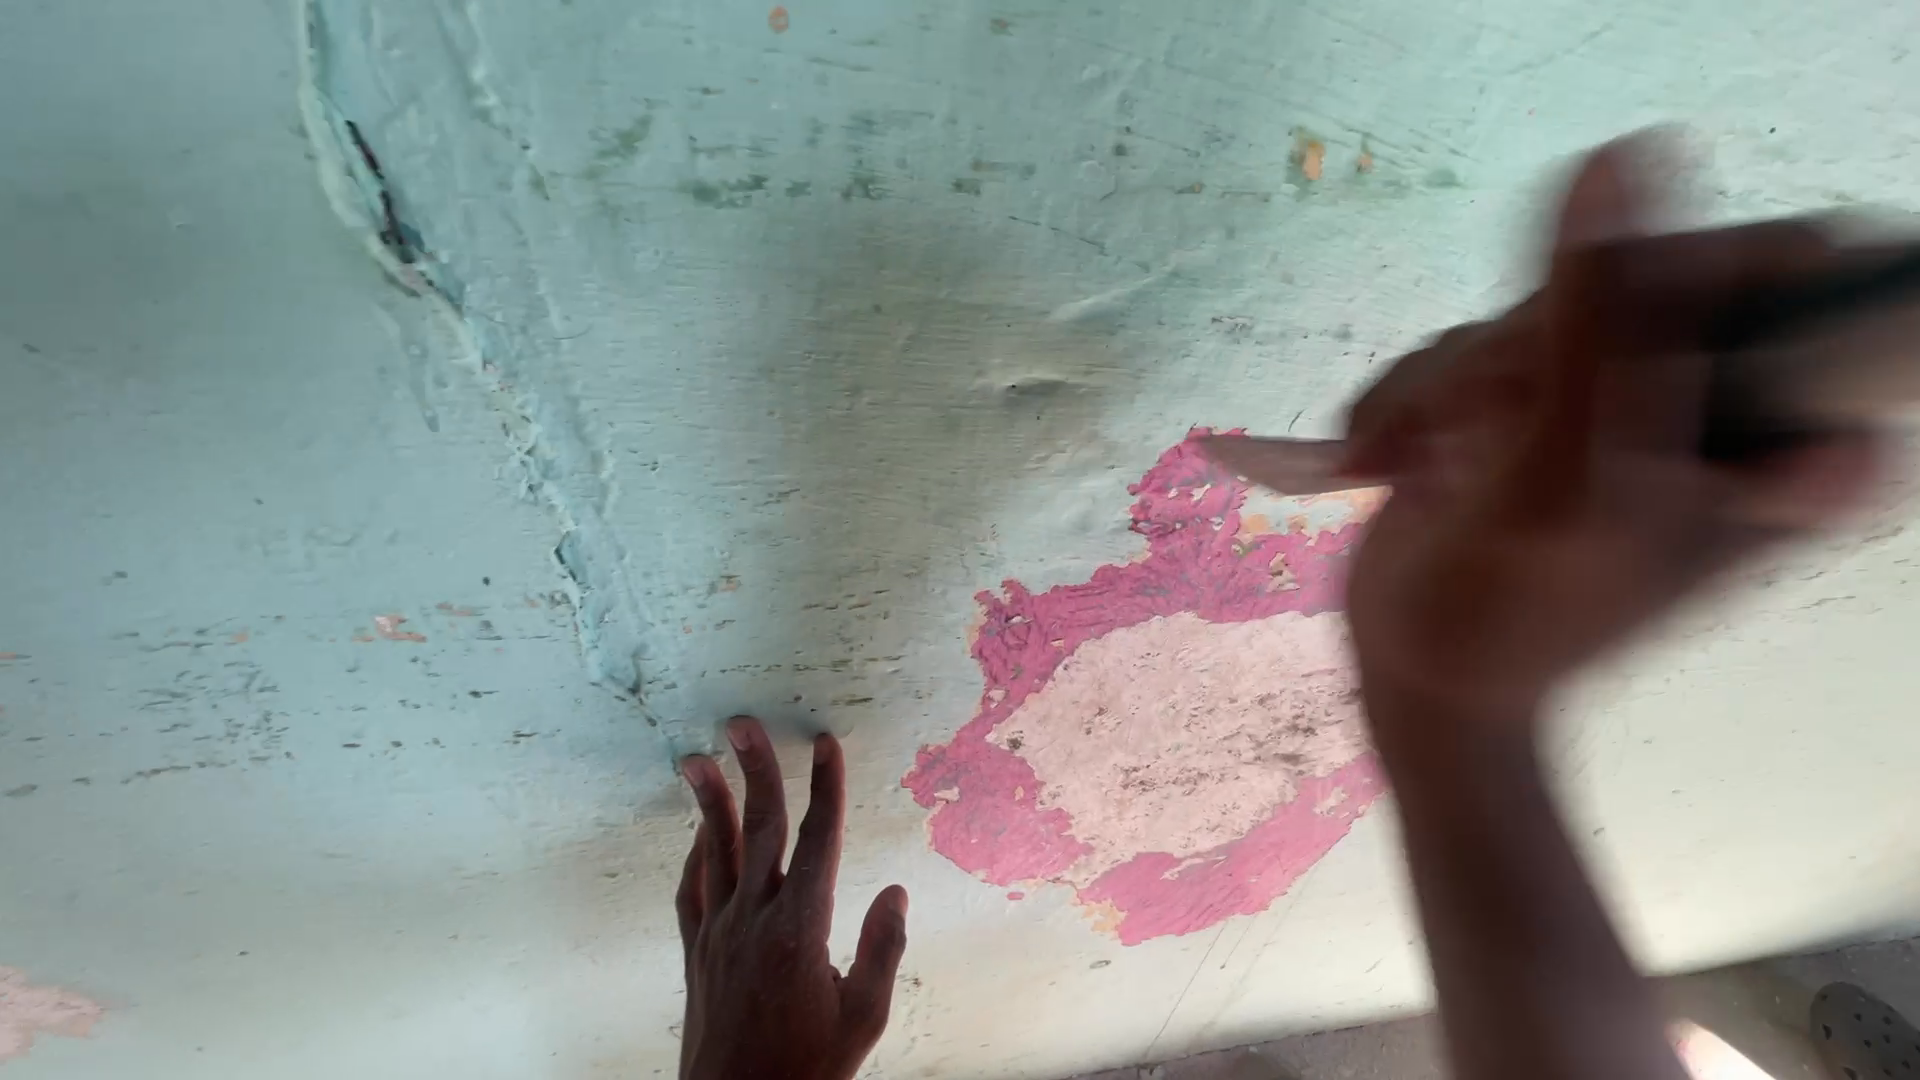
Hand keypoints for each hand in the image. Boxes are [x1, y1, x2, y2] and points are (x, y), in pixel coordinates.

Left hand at [677, 717, 908, 1079]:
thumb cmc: (806, 1072)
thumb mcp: (862, 1017)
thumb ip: (883, 949)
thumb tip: (896, 892)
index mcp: (800, 928)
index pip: (819, 840)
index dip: (826, 787)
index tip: (826, 744)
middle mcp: (754, 918)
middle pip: (759, 827)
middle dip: (757, 770)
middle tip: (744, 724)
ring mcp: (718, 933)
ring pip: (715, 850)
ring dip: (711, 800)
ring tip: (700, 758)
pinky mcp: (696, 952)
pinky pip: (691, 890)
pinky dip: (695, 854)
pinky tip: (698, 831)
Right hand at [1342, 137, 1886, 724]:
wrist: (1420, 674)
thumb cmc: (1508, 615)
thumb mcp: (1570, 474)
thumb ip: (1601, 323)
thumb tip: (1621, 147)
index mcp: (1783, 417)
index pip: (1783, 263)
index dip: (1660, 297)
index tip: (1568, 391)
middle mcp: (1697, 394)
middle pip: (1611, 281)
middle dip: (1507, 366)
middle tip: (1473, 450)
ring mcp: (1591, 397)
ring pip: (1508, 317)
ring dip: (1435, 395)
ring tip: (1417, 473)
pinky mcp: (1506, 407)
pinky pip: (1448, 351)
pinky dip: (1401, 407)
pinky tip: (1391, 463)